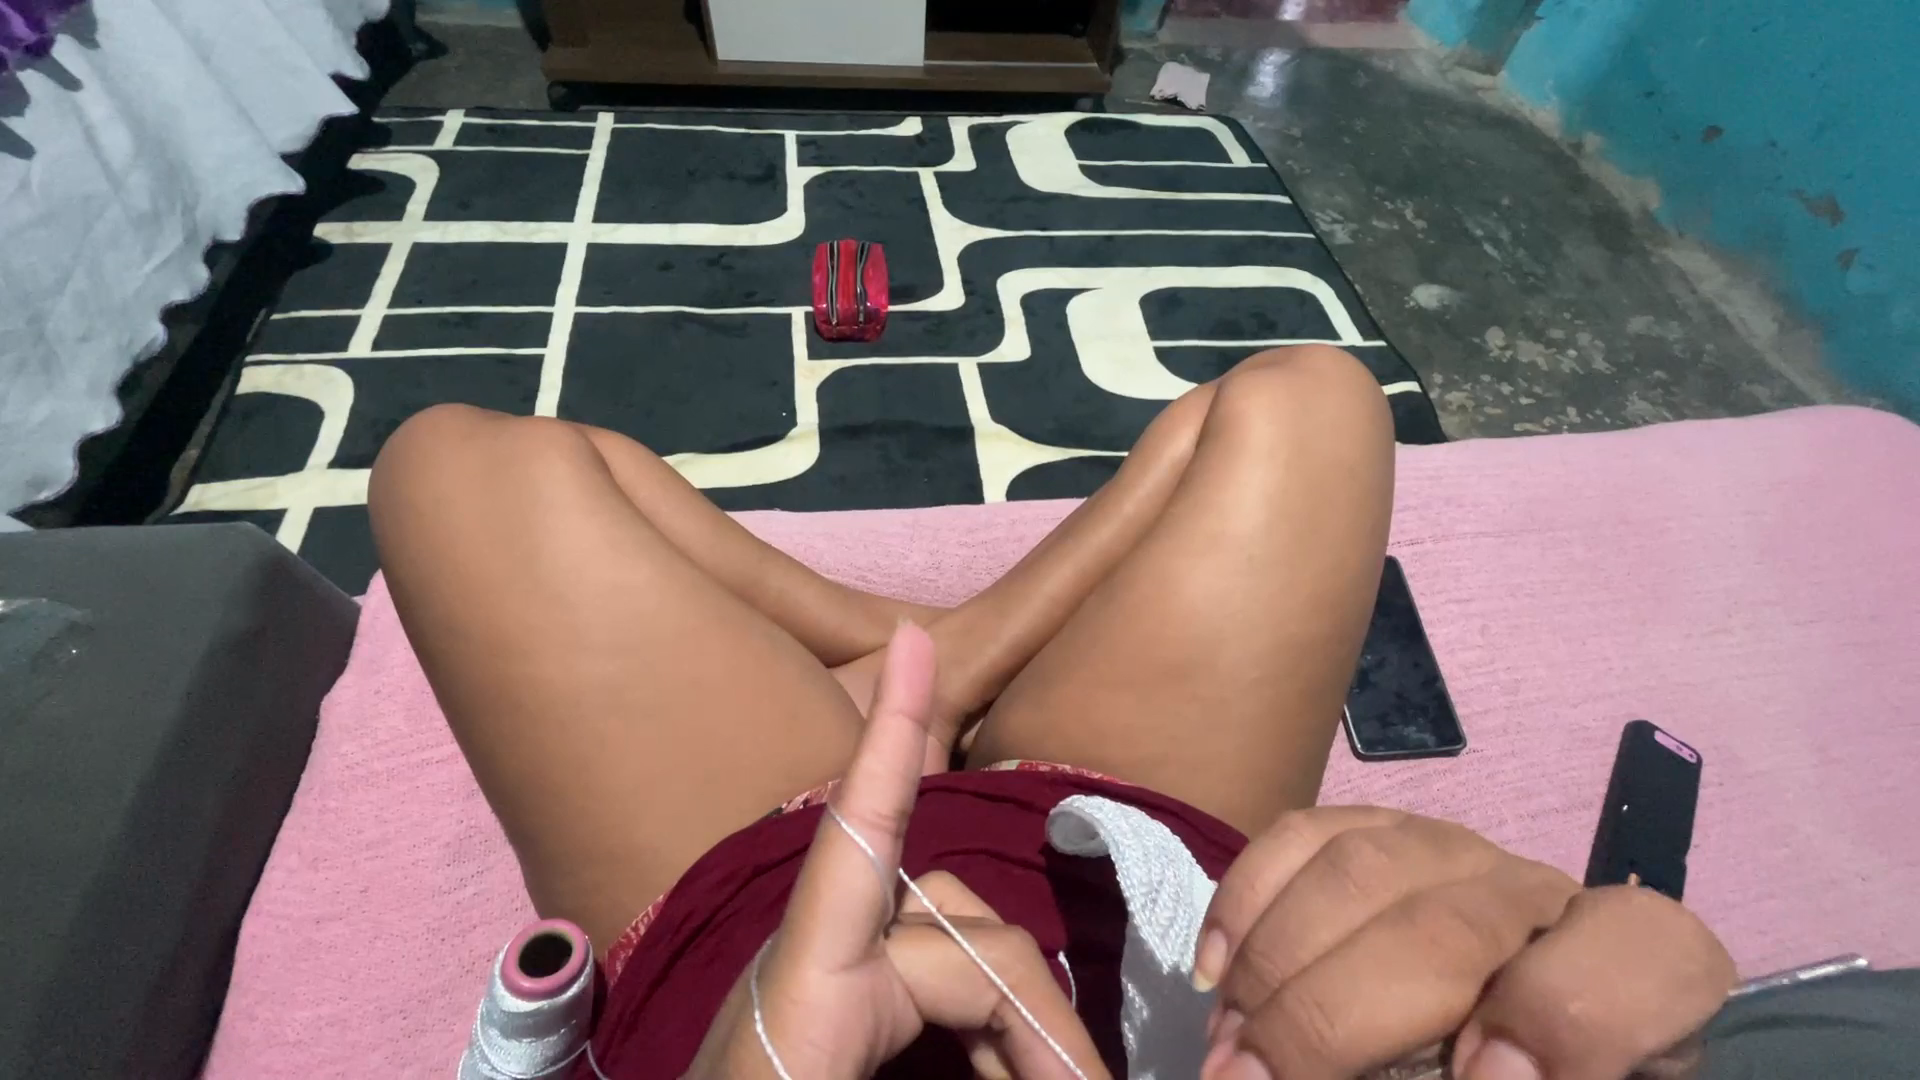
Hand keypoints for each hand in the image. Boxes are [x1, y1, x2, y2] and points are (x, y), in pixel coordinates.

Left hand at [689, 622, 1108, 1079]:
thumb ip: (958, 1068)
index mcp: (805, 999)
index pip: (859, 840)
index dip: (891, 733)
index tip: (914, 642)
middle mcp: (825, 972)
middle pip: (965, 938)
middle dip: (1043, 1022)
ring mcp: (843, 994)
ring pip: (970, 963)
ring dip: (1030, 1035)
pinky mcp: (857, 1018)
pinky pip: (947, 995)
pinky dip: (996, 1036)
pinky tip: (1020, 1076)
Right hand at [1193, 807, 1734, 1079]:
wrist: (1480, 1015)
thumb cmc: (1514, 1074)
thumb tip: (1430, 1071)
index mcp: (1634, 969)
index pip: (1642, 954)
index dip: (1563, 1017)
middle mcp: (1533, 887)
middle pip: (1441, 928)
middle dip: (1329, 1018)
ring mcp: (1436, 840)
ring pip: (1351, 871)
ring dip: (1272, 967)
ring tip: (1227, 1046)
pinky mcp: (1361, 820)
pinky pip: (1294, 833)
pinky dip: (1243, 901)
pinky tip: (1212, 968)